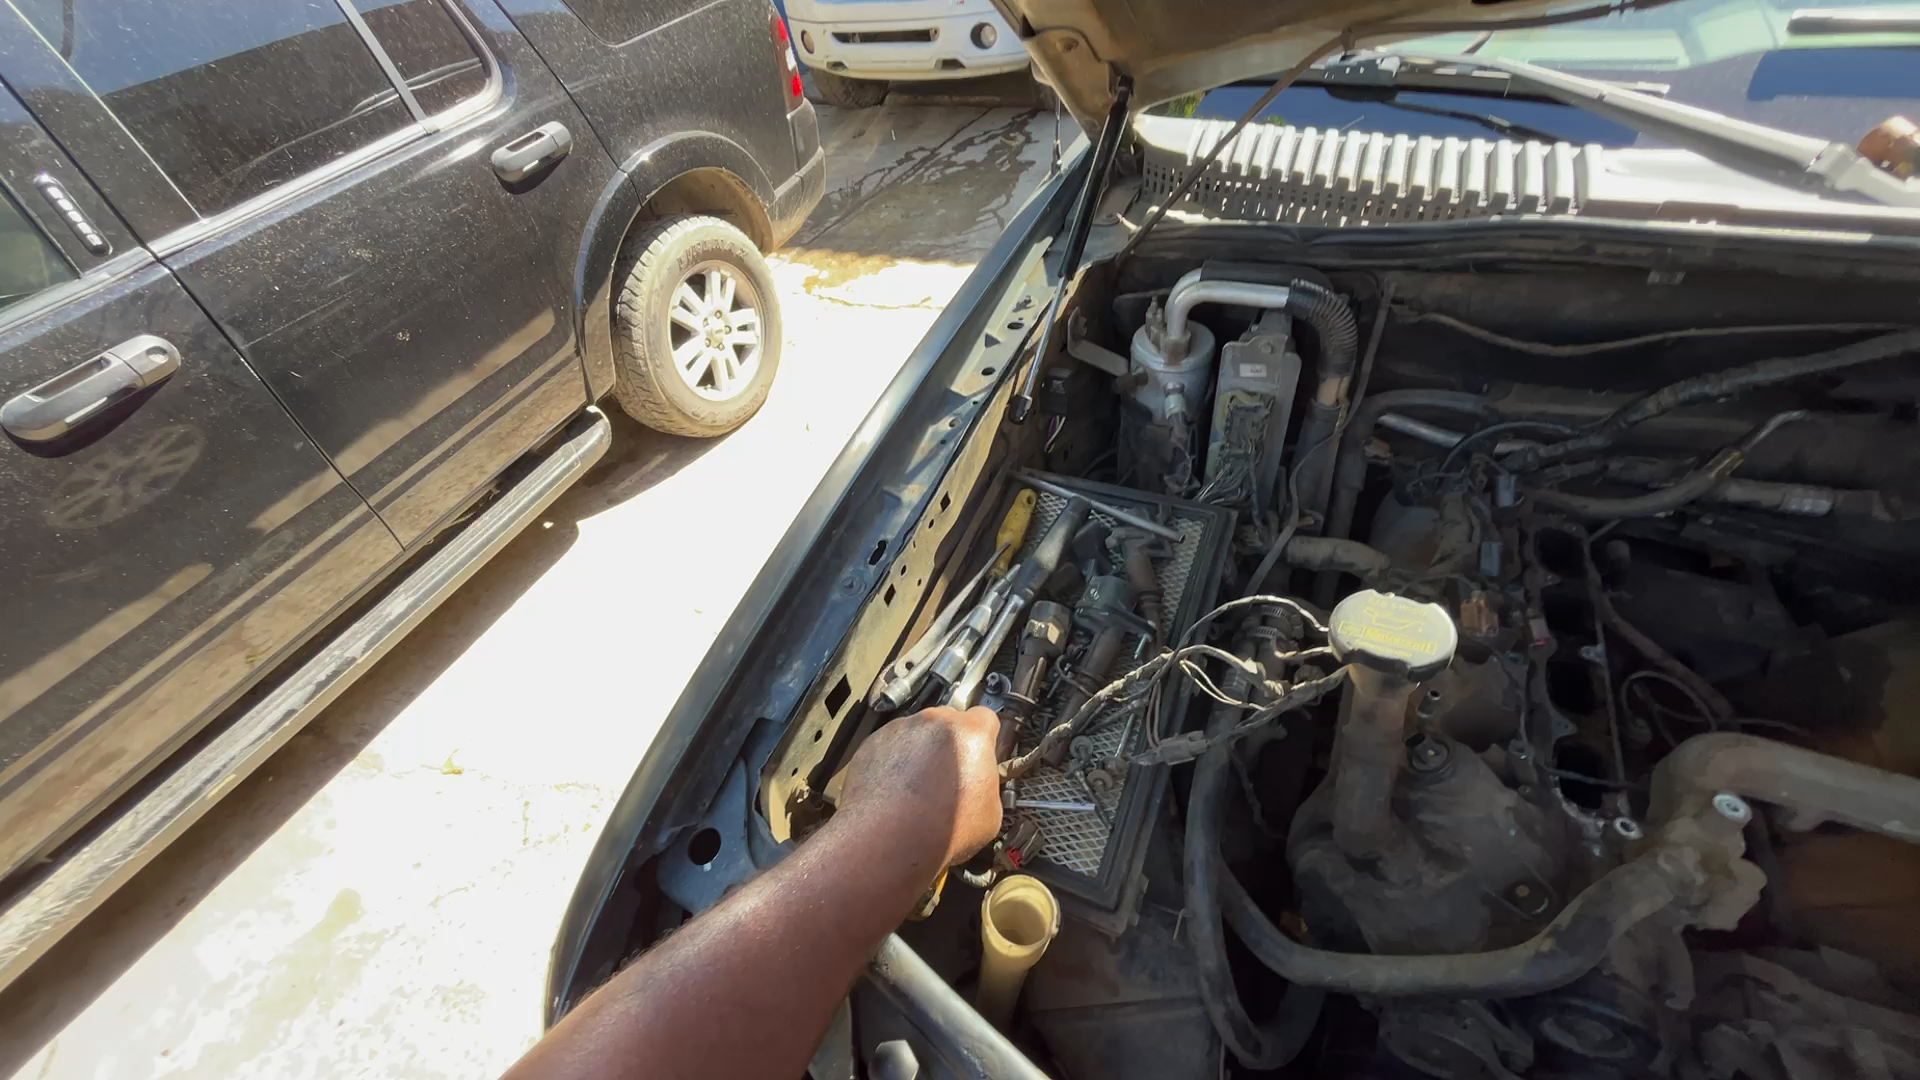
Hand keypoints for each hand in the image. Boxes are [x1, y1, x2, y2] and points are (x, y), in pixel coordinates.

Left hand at [837, 705, 1003, 870]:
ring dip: (922, 752)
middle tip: (949, 778)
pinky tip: (896, 792)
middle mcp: (935, 721)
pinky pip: (891, 746)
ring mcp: (900, 728)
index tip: (981, 754)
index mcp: (970, 733)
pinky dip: (895, 762)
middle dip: (952, 744)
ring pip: (918, 733)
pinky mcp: (873, 742)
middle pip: (950, 722)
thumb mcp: (990, 815)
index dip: (985, 737)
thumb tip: (980, 786)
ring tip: (918, 791)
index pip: (986, 718)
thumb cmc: (940, 830)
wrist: (887, 840)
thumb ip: (987, 785)